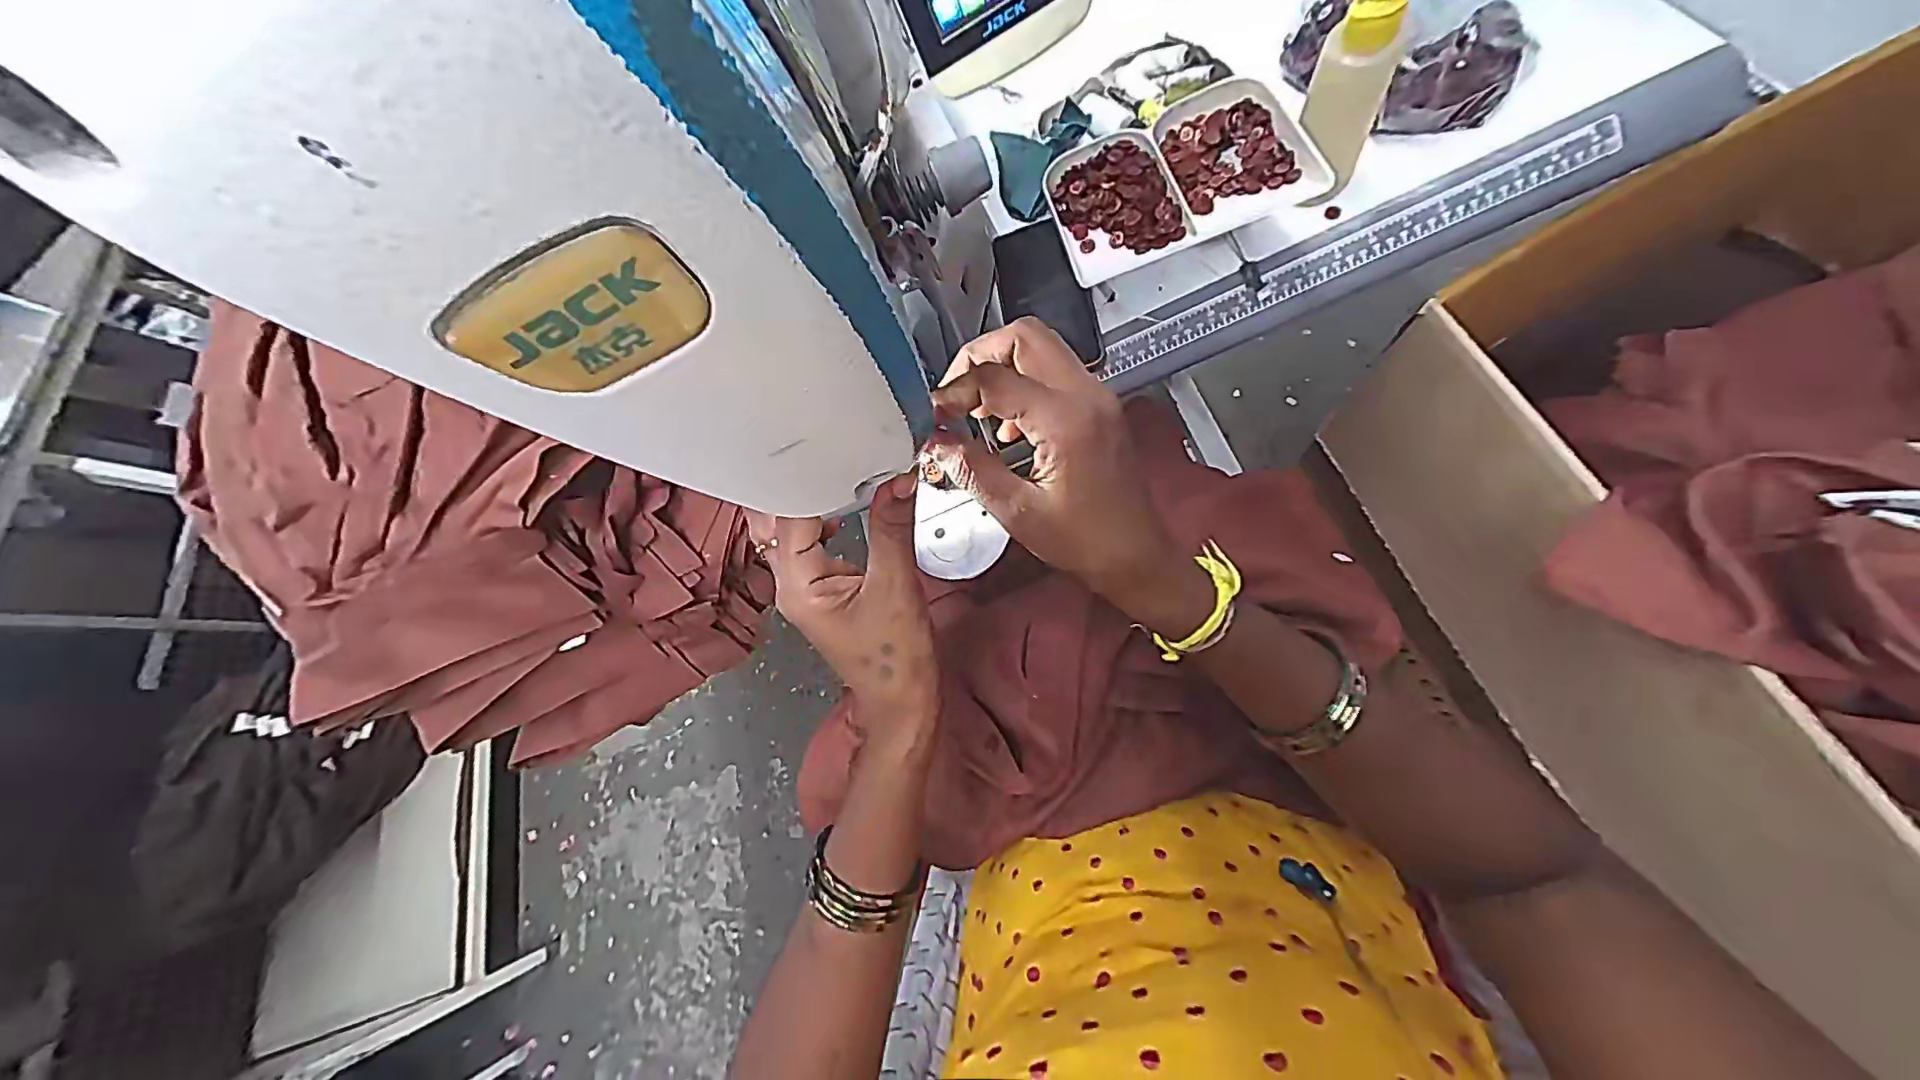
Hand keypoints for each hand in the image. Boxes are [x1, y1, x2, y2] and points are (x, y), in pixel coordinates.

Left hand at [747, 474, 938, 754]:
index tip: (828, 446)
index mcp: (798, 585)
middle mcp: (792, 583)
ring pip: (794, 528)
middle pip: (779, 519)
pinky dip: (824, 514)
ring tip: (836, 465)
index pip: (790, 515)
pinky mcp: (823, 587)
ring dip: (812, 497)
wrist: (902, 699)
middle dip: (799, 481)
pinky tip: (844, 499)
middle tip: (822, 445)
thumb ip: (892, 527)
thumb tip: (898, 479)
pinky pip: (812, 541)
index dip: (809, 478)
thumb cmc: (894, 660)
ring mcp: (806, 586)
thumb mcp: (897, 587)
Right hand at [926, 318, 1204, 628]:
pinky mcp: (1100, 409)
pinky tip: (1008, 425)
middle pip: (1023, 336)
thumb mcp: (1017, 511)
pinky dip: (1024, 383)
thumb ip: (972, 469)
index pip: (995, 377)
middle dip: (979, 356)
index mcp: (1067, 421)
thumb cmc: (1090, 542)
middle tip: (956, 393)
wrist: (1134, 556)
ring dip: (1002, 368)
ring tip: (978, 410)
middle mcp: (1088, 398)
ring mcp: (1098, 399)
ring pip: (1041, 348)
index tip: (938, 413)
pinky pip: (1055, 373)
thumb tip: (939, 444)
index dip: (955, 391)